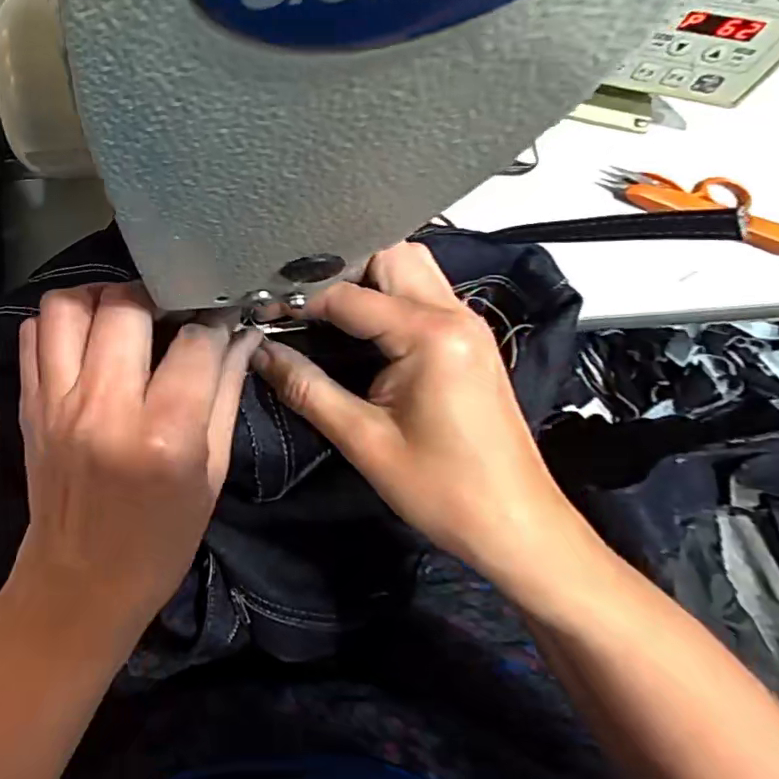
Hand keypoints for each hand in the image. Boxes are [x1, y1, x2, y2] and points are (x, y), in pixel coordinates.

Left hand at [12, 283, 261, 635]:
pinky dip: (62, 323)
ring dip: (101, 297)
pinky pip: (33, 333)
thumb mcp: (213, 472)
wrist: (80, 584)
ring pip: (67, 306)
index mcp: (163, 434)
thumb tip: (244, 333)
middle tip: (172, 310)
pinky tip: (88, 338)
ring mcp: (57, 403)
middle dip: (158, 296)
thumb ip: (228, 391)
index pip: (196, 341)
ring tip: (125, 314)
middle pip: (126, 305)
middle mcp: (104, 408)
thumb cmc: (161, 538)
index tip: (222, 320)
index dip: (216, 323)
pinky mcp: (29, 405)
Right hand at [250, 243, 582, 579]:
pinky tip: (360, 322)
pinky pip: (424, 290)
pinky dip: (388, 292)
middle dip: (339, 266)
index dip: (300, 299)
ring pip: (411, 265)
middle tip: (298, 297)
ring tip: (324, 305)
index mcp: (430, 335)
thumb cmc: (444, 490)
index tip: (264, 308)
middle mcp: (454, 314)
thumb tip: (260, 353)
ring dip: (366, 274)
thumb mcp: (364, 441)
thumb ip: (307, 389)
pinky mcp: (470, 337)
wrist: (518, 525)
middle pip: (390, 254)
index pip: (349, 296)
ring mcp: (467, 323)